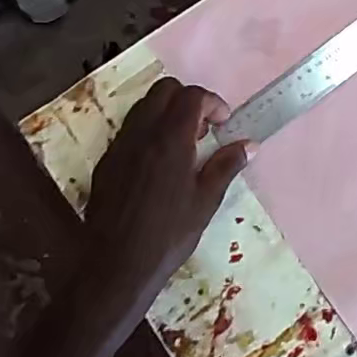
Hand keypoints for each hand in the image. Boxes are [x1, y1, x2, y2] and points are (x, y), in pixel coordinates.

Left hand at [79, 78, 252, 313]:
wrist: (116, 266)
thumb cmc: (168, 234)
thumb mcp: (206, 201)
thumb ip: (226, 165)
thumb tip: (250, 145)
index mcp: (170, 138)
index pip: (192, 96)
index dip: (212, 102)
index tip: (223, 123)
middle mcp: (142, 132)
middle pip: (164, 90)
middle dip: (188, 99)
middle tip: (203, 127)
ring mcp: (120, 145)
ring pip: (144, 106)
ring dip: (167, 112)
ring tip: (183, 143)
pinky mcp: (107, 160)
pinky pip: (130, 128)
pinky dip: (149, 130)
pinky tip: (159, 162)